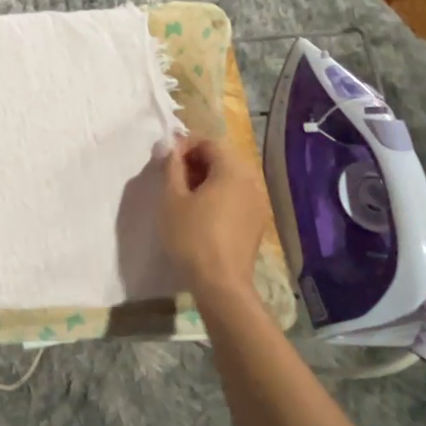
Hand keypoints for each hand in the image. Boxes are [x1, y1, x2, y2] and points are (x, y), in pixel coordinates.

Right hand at [159, 135, 266, 309]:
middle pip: (222, 157)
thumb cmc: (192, 235)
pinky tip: (203, 211)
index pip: (208, 141)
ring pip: (230, 177)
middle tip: (173, 176)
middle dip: (196, 160)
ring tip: (185, 194)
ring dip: (207, 177)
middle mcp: (251, 180)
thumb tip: (172, 147)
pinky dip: (220, 193)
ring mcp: (258, 202)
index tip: (166, 159)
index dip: (185, 145)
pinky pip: (237, 194)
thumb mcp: (171, 197)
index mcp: (232, 169)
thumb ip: (171, 165)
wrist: (220, 283)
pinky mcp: (257, 221)